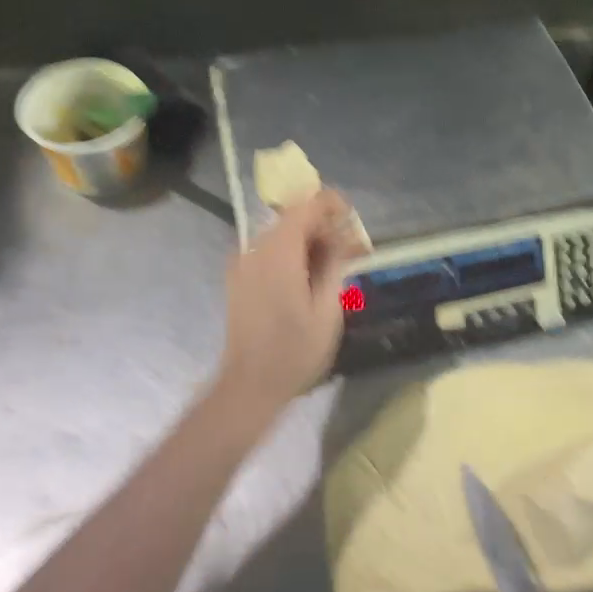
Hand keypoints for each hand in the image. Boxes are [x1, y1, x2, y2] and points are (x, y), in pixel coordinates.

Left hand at [216, 189, 368, 414]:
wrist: (249, 385)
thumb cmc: (294, 351)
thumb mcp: (327, 309)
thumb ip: (335, 263)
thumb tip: (343, 236)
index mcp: (279, 252)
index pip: (306, 206)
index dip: (332, 206)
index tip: (354, 224)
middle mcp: (256, 249)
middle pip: (293, 218)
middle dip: (324, 227)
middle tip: (352, 252)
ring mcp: (243, 263)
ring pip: (282, 235)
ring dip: (309, 242)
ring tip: (335, 268)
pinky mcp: (239, 278)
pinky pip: (269, 252)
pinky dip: (292, 255)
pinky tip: (309, 279)